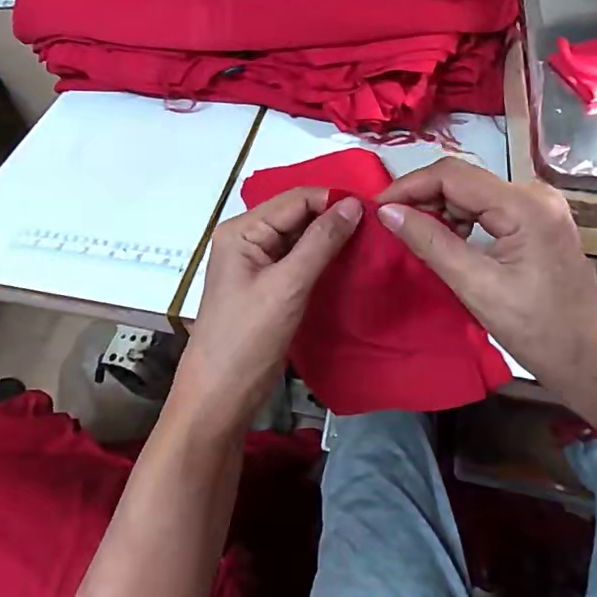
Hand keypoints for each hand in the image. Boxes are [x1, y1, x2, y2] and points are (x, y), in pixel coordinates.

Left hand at [172, 189, 361, 432]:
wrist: (220, 397)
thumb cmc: (248, 339)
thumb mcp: (288, 286)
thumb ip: (321, 241)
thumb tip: (354, 204)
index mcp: (242, 230)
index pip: (296, 199)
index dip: (334, 200)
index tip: (374, 212)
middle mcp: (247, 237)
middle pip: (299, 213)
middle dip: (335, 217)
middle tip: (376, 228)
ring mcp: (257, 261)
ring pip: (302, 235)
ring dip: (332, 237)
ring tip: (369, 243)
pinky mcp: (269, 283)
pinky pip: (300, 257)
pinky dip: (324, 257)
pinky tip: (349, 262)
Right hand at [374, 159, 596, 400]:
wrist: (592, 362)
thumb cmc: (539, 331)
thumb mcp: (477, 287)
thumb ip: (431, 243)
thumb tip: (387, 212)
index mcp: (525, 204)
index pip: (453, 175)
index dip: (410, 186)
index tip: (376, 208)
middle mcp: (535, 193)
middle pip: (464, 180)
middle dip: (424, 198)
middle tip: (391, 226)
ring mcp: (540, 206)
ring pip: (475, 194)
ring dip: (442, 211)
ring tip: (416, 238)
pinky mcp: (539, 221)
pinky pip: (490, 209)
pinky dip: (463, 221)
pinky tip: (448, 243)